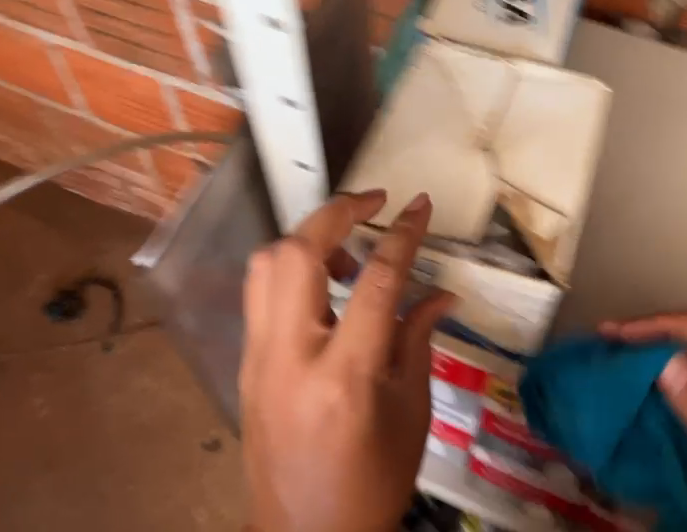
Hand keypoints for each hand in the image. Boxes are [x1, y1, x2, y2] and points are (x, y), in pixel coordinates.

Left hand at [241, 190, 455, 531]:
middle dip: (337, 212)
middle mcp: (291, 358)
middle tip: (373, 203)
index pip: (374, 280)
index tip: (419, 205)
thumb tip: (440, 291)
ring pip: (266, 264)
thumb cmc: (371, 484)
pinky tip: (324, 284)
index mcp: (344, 376)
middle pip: (297, 252)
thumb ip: (418, 338)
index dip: (402, 234)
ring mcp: (258, 360)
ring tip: (346, 249)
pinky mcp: (246, 365)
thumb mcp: (411, 412)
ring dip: (307, 237)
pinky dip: (291, 268)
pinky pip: (261, 293)